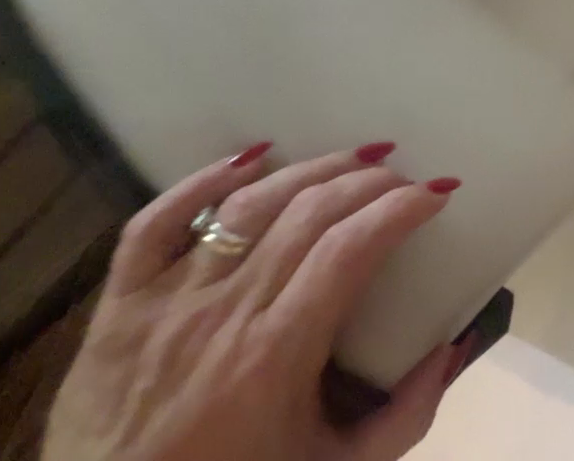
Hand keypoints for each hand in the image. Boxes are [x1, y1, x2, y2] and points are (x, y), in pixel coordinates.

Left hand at [43, 145, 468, 460]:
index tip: (438, 192)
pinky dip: (202, 181)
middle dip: (370, 181)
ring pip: (247, 205)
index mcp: (277, 354)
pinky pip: (155, 224)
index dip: (402, 207)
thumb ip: (407, 416)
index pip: (351, 247)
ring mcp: (166, 302)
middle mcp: (224, 314)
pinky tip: (253, 157)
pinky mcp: (119, 305)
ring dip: (311, 169)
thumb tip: (453, 347)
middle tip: (404, 178)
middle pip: (309, 213)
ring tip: (356, 158)